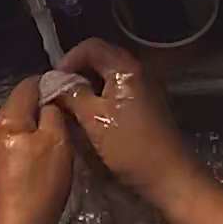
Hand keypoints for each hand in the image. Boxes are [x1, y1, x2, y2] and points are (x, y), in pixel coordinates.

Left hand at [0, 77, 73, 223]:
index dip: (51, 84)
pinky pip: (19, 134)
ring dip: (41, 121)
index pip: (28, 84)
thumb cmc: (40, 185)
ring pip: (22, 118)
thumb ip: (54, 111)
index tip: (71, 92)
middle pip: (23, 100)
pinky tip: (49, 147)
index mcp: (6, 118)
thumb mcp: (56, 141)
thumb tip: (52, 98)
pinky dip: (34, 136)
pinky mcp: (0, 159)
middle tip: (69, 112)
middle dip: (45, 103)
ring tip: (63, 130)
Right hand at [52, 39, 202, 204]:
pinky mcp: (142, 103)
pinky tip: (87, 116)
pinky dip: (98, 97)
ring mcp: (141, 86)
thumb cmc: (130, 146)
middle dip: (75, 74)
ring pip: (105, 77)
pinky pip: (114, 90)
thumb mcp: (94, 120)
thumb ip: (72, 95)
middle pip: (98, 59)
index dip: (68, 60)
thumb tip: (53, 82)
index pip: (90, 47)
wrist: (170, 177)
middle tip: (58, 93)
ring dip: (85, 87)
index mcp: (125, 67)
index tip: (53, 81)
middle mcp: (135, 70)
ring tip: (68, 106)